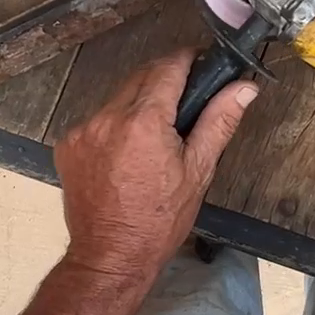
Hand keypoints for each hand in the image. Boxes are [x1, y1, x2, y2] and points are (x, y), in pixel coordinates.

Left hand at [55, 50, 257, 280]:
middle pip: (142, 76)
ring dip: (141, 100)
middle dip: (166, 77)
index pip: (167, 68)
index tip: (201, 59)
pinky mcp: (69, 143)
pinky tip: (131, 146)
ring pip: (120, 95)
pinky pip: (99, 116)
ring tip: (159, 129)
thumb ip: (219, 121)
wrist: (111, 256)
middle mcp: (108, 118)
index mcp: (144, 122)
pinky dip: (117, 121)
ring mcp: (84, 130)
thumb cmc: (158, 219)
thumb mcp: (198, 170)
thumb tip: (244, 88)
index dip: (187, 59)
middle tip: (187, 96)